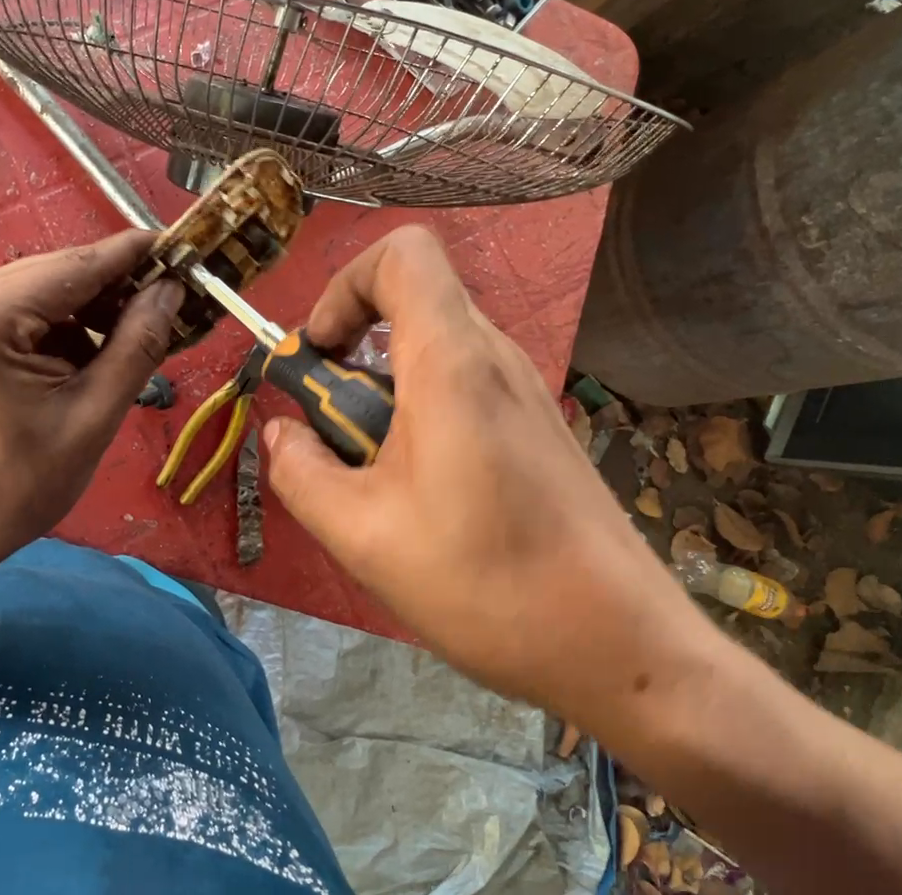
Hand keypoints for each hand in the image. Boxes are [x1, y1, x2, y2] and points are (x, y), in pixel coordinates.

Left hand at [0, 230, 183, 585]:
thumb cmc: (19, 485)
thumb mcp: (93, 416)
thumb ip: (138, 343)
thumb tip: (172, 288)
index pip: (81, 264)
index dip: (141, 255)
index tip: (191, 250)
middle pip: (63, 272)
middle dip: (121, 288)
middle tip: (178, 305)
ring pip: (49, 289)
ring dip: (95, 310)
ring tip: (141, 338)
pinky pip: (27, 308)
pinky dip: (65, 327)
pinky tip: (94, 356)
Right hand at [261, 226, 710, 715]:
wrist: (619, 647)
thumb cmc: (485, 584)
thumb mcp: (362, 535)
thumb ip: (300, 472)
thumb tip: (282, 434)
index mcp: (453, 364)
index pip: (403, 254)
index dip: (345, 287)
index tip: (320, 355)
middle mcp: (496, 358)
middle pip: (412, 302)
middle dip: (351, 349)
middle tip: (331, 428)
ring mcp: (525, 392)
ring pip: (434, 349)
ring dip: (382, 391)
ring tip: (370, 471)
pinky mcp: (537, 428)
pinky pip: (463, 387)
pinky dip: (420, 414)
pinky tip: (418, 492)